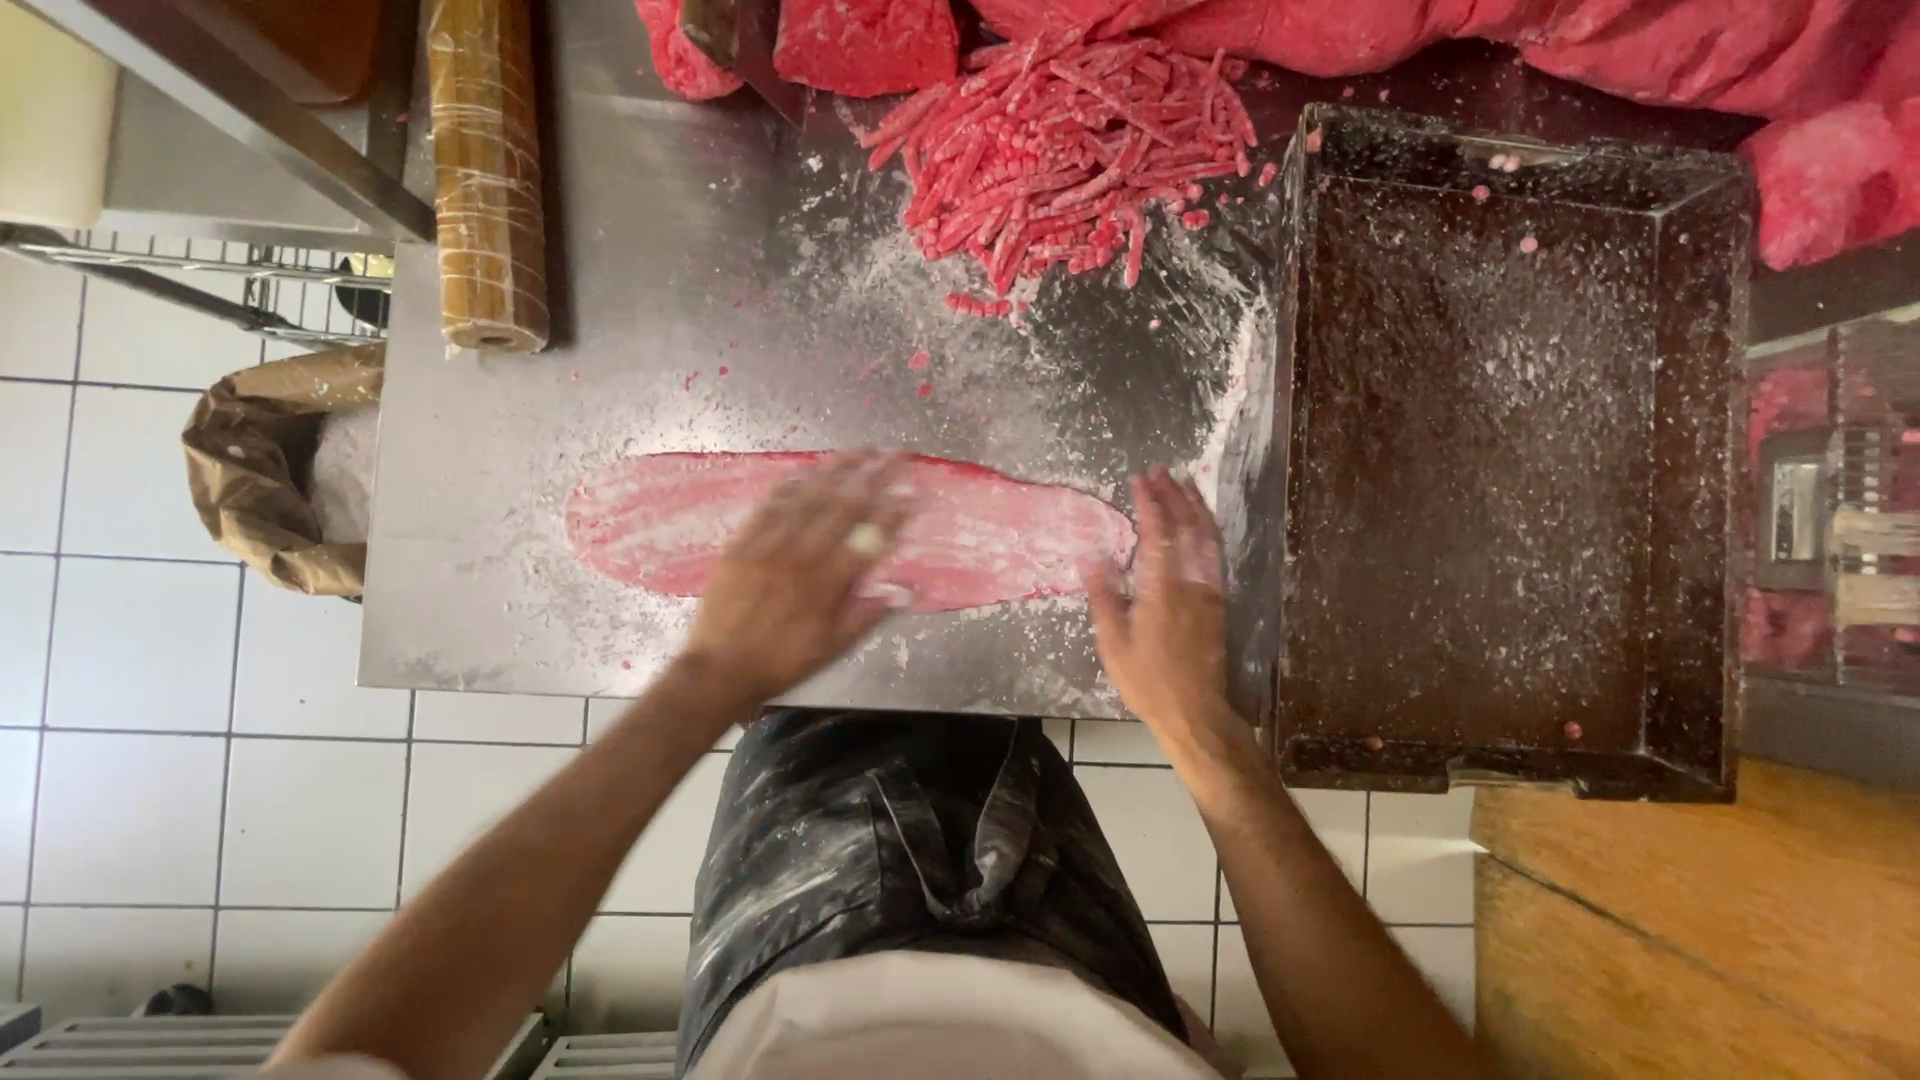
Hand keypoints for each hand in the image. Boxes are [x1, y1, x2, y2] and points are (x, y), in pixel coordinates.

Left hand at [679, 450, 914, 703]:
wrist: (720, 670)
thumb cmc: (782, 662)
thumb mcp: (832, 647)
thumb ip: (868, 614)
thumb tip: (906, 590)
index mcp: (828, 581)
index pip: (869, 537)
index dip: (894, 512)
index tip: (912, 490)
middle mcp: (802, 554)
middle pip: (843, 506)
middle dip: (872, 477)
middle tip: (893, 454)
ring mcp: (769, 545)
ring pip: (807, 498)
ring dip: (835, 471)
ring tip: (856, 451)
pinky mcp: (741, 545)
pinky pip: (768, 508)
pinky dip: (788, 488)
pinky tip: (803, 472)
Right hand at [1083, 466, 1242, 753]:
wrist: (1195, 711)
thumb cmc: (1147, 680)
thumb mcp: (1112, 643)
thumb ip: (1104, 597)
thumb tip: (1091, 557)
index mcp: (1161, 590)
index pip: (1156, 534)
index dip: (1149, 502)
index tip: (1140, 479)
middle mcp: (1190, 583)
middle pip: (1187, 528)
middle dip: (1174, 495)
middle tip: (1161, 471)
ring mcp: (1209, 592)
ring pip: (1208, 538)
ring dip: (1196, 507)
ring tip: (1186, 483)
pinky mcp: (1218, 603)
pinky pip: (1216, 555)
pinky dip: (1209, 530)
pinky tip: (1202, 524)